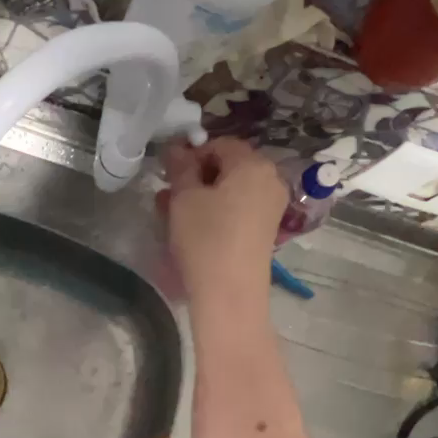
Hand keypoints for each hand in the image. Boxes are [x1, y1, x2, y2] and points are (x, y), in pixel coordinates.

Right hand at [158, 138, 285, 310]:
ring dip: (202, 196)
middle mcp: (269, 180)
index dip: (191, 153)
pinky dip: (216, 212)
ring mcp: (270, 206)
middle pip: (229, 167)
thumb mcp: (184, 198)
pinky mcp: (264, 230)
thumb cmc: (205, 239)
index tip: (168, 172)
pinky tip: (193, 227)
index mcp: (253, 164)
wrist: (230, 293)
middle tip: (167, 193)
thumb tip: (177, 149)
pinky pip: (238, 209)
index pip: (220, 144)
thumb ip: (180, 168)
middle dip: (196, 177)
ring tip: (172, 213)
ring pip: (231, 190)